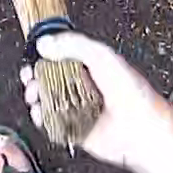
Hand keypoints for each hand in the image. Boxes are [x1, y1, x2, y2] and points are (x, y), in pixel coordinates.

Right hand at [20, 32, 172, 171]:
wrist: (141, 128)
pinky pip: (51, 123)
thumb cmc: (131, 91)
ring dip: (35, 97)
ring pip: (46, 100)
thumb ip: (73, 44)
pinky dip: (41, 118)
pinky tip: (39, 112)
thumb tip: (45, 43)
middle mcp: (83, 85)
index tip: (33, 55)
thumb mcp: (101, 55)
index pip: (60, 55)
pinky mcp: (74, 129)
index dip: (44, 55)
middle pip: (48, 78)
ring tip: (34, 95)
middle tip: (30, 77)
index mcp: (90, 64)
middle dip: (35, 76)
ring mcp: (78, 107)